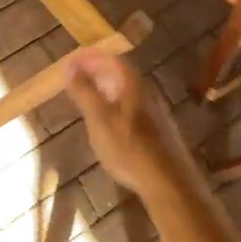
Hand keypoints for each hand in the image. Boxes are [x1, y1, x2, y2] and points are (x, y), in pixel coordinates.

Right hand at [63, 50, 183, 192]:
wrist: (169, 183)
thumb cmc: (129, 148)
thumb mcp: (99, 119)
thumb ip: (84, 92)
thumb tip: (71, 66)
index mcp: (132, 86)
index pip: (111, 60)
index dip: (91, 58)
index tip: (72, 61)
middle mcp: (147, 93)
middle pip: (121, 75)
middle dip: (98, 73)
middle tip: (77, 78)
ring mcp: (155, 113)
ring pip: (127, 93)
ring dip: (107, 91)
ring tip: (88, 99)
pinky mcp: (158, 132)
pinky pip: (132, 109)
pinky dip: (115, 107)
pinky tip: (109, 124)